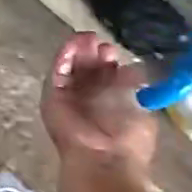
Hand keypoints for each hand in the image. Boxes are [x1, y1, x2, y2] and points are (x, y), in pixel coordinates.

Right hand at [42, 33, 156, 172]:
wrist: (103, 156)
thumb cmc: (127, 137)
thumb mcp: (139, 108)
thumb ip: (131, 87)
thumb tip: (130, 67)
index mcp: (112, 102)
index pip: (106, 75)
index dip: (108, 61)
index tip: (110, 50)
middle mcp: (89, 97)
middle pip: (87, 69)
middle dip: (91, 53)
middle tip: (95, 40)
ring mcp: (70, 96)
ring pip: (71, 68)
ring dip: (76, 51)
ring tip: (82, 36)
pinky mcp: (52, 95)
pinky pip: (57, 72)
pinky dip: (63, 58)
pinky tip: (70, 45)